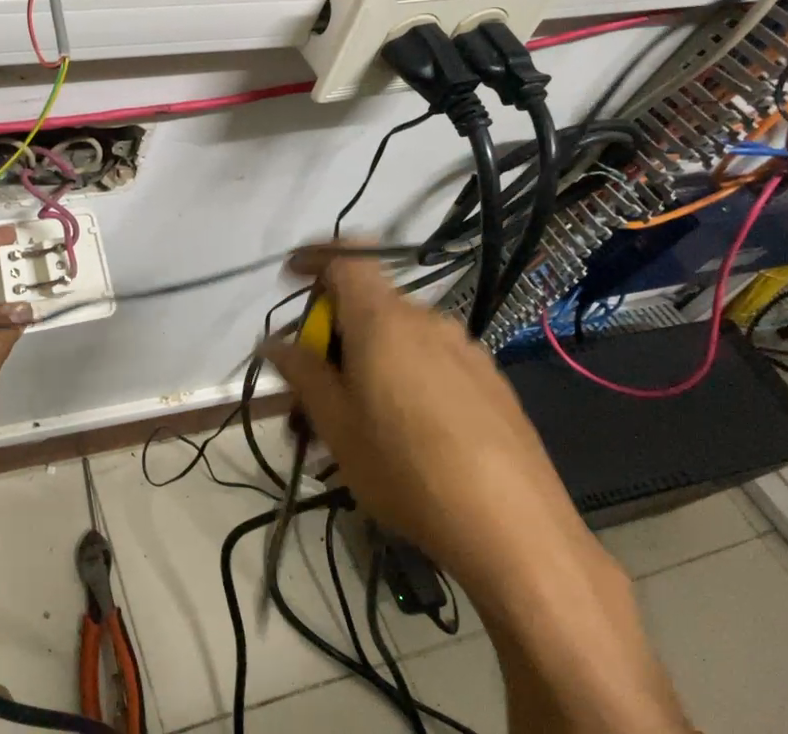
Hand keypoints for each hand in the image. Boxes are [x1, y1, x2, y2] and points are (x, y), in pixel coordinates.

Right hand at [260, 244, 598, 590]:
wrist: (513, 528)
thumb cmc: (405, 468)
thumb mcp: (336, 425)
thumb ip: (302, 373)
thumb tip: (274, 342)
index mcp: (383, 320)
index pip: (346, 259)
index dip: (313, 260)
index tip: (289, 278)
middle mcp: (428, 322)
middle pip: (367, 309)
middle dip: (329, 342)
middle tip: (306, 395)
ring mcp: (466, 352)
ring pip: (397, 343)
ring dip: (363, 369)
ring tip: (347, 429)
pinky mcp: (491, 385)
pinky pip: (430, 366)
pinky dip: (400, 383)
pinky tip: (398, 438)